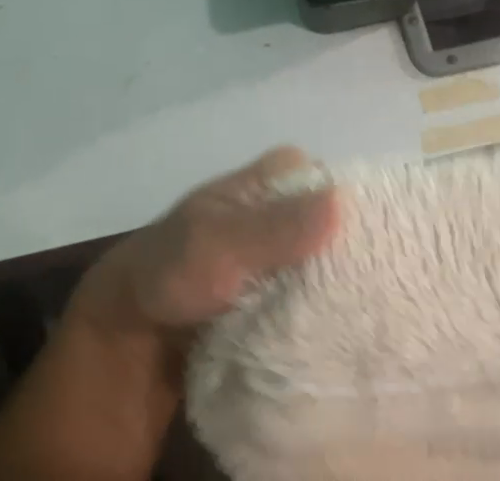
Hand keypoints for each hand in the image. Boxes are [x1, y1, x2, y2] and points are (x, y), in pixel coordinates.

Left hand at [72, 147, 341, 341]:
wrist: (134, 325)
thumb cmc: (172, 269)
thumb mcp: (219, 244)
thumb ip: (276, 227)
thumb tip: (340, 202)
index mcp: (275, 174)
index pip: (337, 182)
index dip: (355, 214)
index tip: (366, 254)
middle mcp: (287, 202)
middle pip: (339, 220)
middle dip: (351, 253)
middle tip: (364, 292)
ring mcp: (285, 243)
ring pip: (331, 255)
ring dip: (338, 282)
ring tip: (354, 313)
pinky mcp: (283, 280)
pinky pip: (318, 285)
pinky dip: (323, 302)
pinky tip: (334, 323)